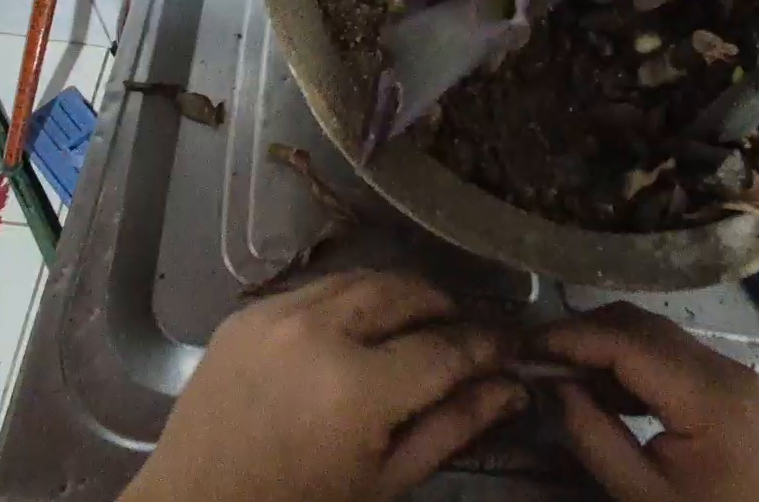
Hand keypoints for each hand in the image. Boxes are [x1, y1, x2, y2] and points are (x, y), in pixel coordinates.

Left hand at [121, 270, 526, 501]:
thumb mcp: (383, 483)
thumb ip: (450, 428)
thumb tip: (510, 388)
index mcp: (355, 391)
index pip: (443, 348)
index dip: (485, 344)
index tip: (509, 344)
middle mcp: (317, 333)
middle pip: (403, 292)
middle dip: (442, 305)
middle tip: (463, 327)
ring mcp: (276, 313)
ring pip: (362, 277)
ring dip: (398, 293)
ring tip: (417, 318)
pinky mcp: (248, 309)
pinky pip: (316, 286)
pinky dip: (349, 297)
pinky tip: (356, 324)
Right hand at [535, 302, 758, 501]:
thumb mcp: (641, 497)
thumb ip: (591, 434)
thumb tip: (550, 380)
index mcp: (710, 395)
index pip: (627, 342)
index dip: (571, 337)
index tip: (524, 344)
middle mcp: (724, 366)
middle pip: (640, 326)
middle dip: (583, 333)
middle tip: (535, 354)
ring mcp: (731, 372)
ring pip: (652, 333)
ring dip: (603, 342)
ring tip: (559, 368)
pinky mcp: (728, 385)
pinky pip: (668, 354)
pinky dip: (629, 359)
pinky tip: (601, 385)